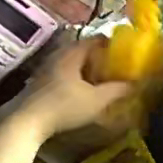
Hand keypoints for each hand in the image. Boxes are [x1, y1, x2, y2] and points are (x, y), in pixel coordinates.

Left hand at [6, 39, 136, 141]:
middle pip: (83, 50)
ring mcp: (46, 68)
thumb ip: (118, 90)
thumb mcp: (97, 100)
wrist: (27, 123)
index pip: (96, 39)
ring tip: (101, 82)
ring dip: (87, 70)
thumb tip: (135, 83)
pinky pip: (63, 73)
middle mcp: (58, 56)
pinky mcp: (40, 83)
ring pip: (72, 63)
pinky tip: (81, 93)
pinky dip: (75, 78)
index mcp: (72, 54)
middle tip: (115, 70)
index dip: (112, 45)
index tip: (125, 55)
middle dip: (100, 59)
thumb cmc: (64, 107)